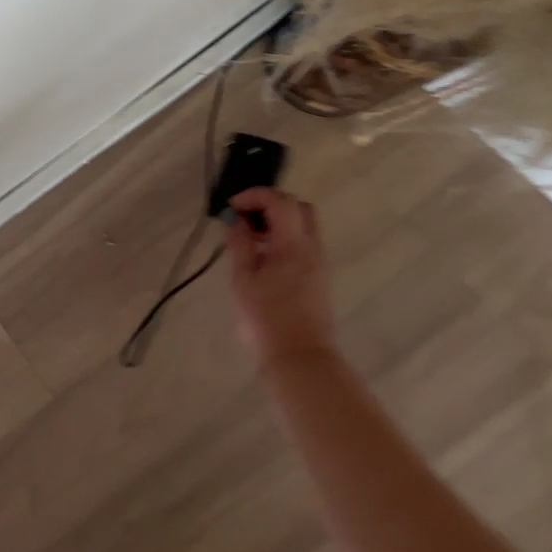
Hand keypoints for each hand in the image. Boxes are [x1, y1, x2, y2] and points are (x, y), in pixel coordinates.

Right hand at [226, 187, 337, 368]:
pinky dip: (284, 236)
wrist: (300, 354)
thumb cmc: (265, 316)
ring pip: (304, 224)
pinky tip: (262, 255)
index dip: (253, 196)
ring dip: (277, 220)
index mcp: (293, 245)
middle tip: (244, 217)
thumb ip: (240, 244)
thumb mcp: (243, 279)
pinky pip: (304, 242)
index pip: (279, 202)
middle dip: (270, 203)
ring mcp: (319, 262)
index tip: (232, 209)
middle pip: (298, 207)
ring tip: (250, 238)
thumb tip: (237, 221)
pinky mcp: (318, 275)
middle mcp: (312, 248)